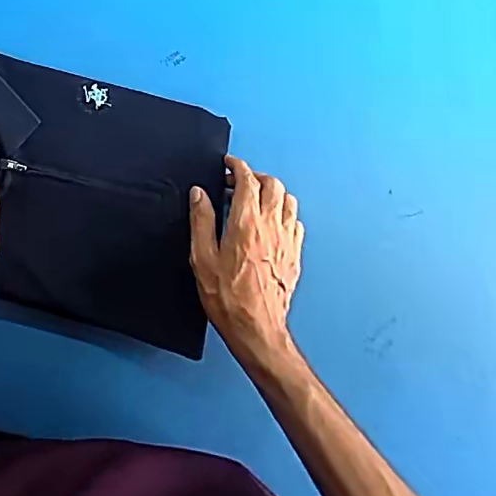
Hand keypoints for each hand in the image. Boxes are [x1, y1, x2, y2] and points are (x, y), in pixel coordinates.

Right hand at [189, 154, 303, 362]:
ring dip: (272, 192)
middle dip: (255, 176)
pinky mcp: (295, 256)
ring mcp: (287, 241)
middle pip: (273, 184)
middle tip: (237, 181)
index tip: (228, 164)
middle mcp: (271, 226)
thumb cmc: (228, 297)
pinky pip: (296, 223)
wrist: (257, 330)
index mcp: (246, 222)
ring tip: (254, 198)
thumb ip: (201, 220)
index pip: (248, 179)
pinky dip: (283, 213)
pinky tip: (270, 222)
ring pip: (288, 201)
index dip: (237, 166)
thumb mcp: (201, 257)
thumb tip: (199, 194)